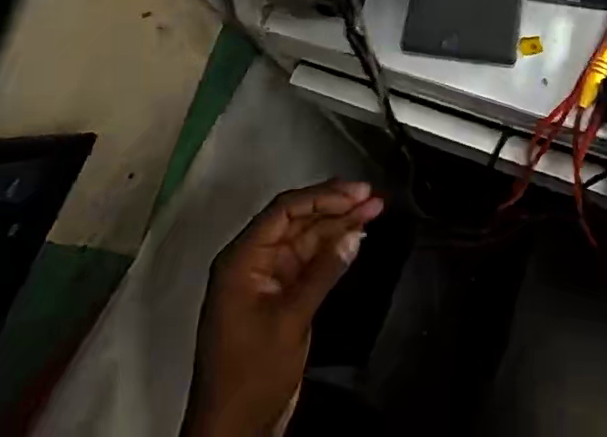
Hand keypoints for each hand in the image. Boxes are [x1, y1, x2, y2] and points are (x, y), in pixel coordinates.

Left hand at [182, 180, 384, 436]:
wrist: (233, 431)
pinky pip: (308, 262)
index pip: (284, 211)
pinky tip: (356, 237)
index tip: (356, 193)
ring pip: (306, 240)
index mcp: (242, 258)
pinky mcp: (281, 296)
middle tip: (370, 196)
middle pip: (297, 221)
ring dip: (338, 225)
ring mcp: (268, 278)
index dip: (322, 197)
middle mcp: (253, 260)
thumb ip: (323, 274)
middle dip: (334, 206)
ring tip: (373, 209)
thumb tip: (355, 235)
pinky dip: (332, 250)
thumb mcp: (290, 321)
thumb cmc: (253, 373)